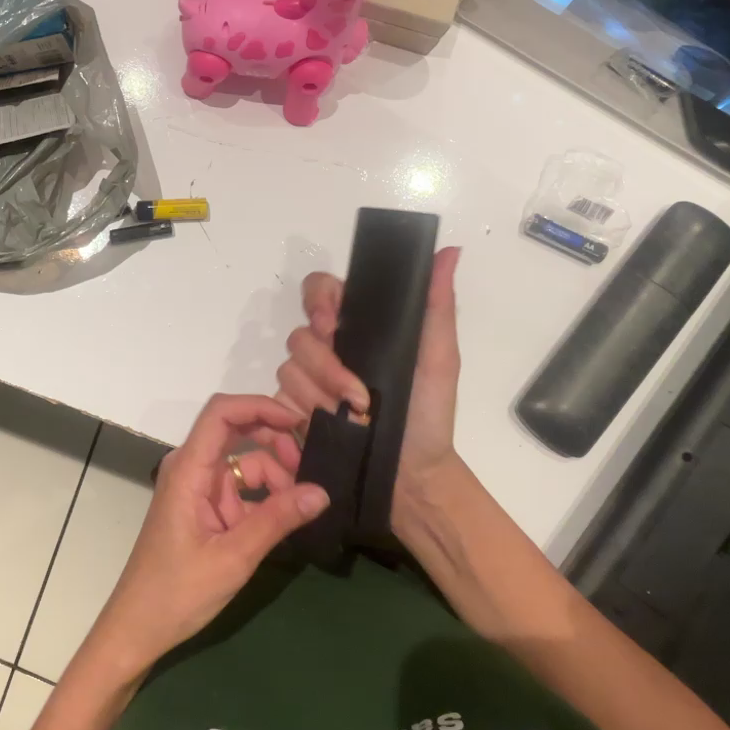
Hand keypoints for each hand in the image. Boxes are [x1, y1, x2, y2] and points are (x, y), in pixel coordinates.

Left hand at [82, 394, 330, 675]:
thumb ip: (277, 520)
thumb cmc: (178, 591)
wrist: (140, 627)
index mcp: (188, 469)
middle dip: (275, 440)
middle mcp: (191, 468)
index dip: (259, 406)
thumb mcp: (234, 557)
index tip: (298, 422)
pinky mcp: (205, 509)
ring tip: (302, 504)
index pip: (221, 413)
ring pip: (244, 462)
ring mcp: (198, 488)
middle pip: (236, 431)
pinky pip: (240, 488)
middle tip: (308, 468)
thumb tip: (322, 492)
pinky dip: (265, 497)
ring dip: (275, 475)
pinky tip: (287, 517)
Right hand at [274, 247, 463, 528]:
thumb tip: (448, 252)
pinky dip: (305, 410)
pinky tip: (328, 424)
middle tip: (357, 392)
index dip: (318, 300)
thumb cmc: (429, 415)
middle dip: (327, 364)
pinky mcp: (292, 410)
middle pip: (300, 333)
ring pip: (289, 367)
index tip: (333, 323)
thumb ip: (436, 304)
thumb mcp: (439, 358)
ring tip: (355, 417)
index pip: (320, 290)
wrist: (412, 477)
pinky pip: (281, 397)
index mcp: (359, 327)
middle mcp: (327, 348)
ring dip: (322, 393)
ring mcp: (307, 380)